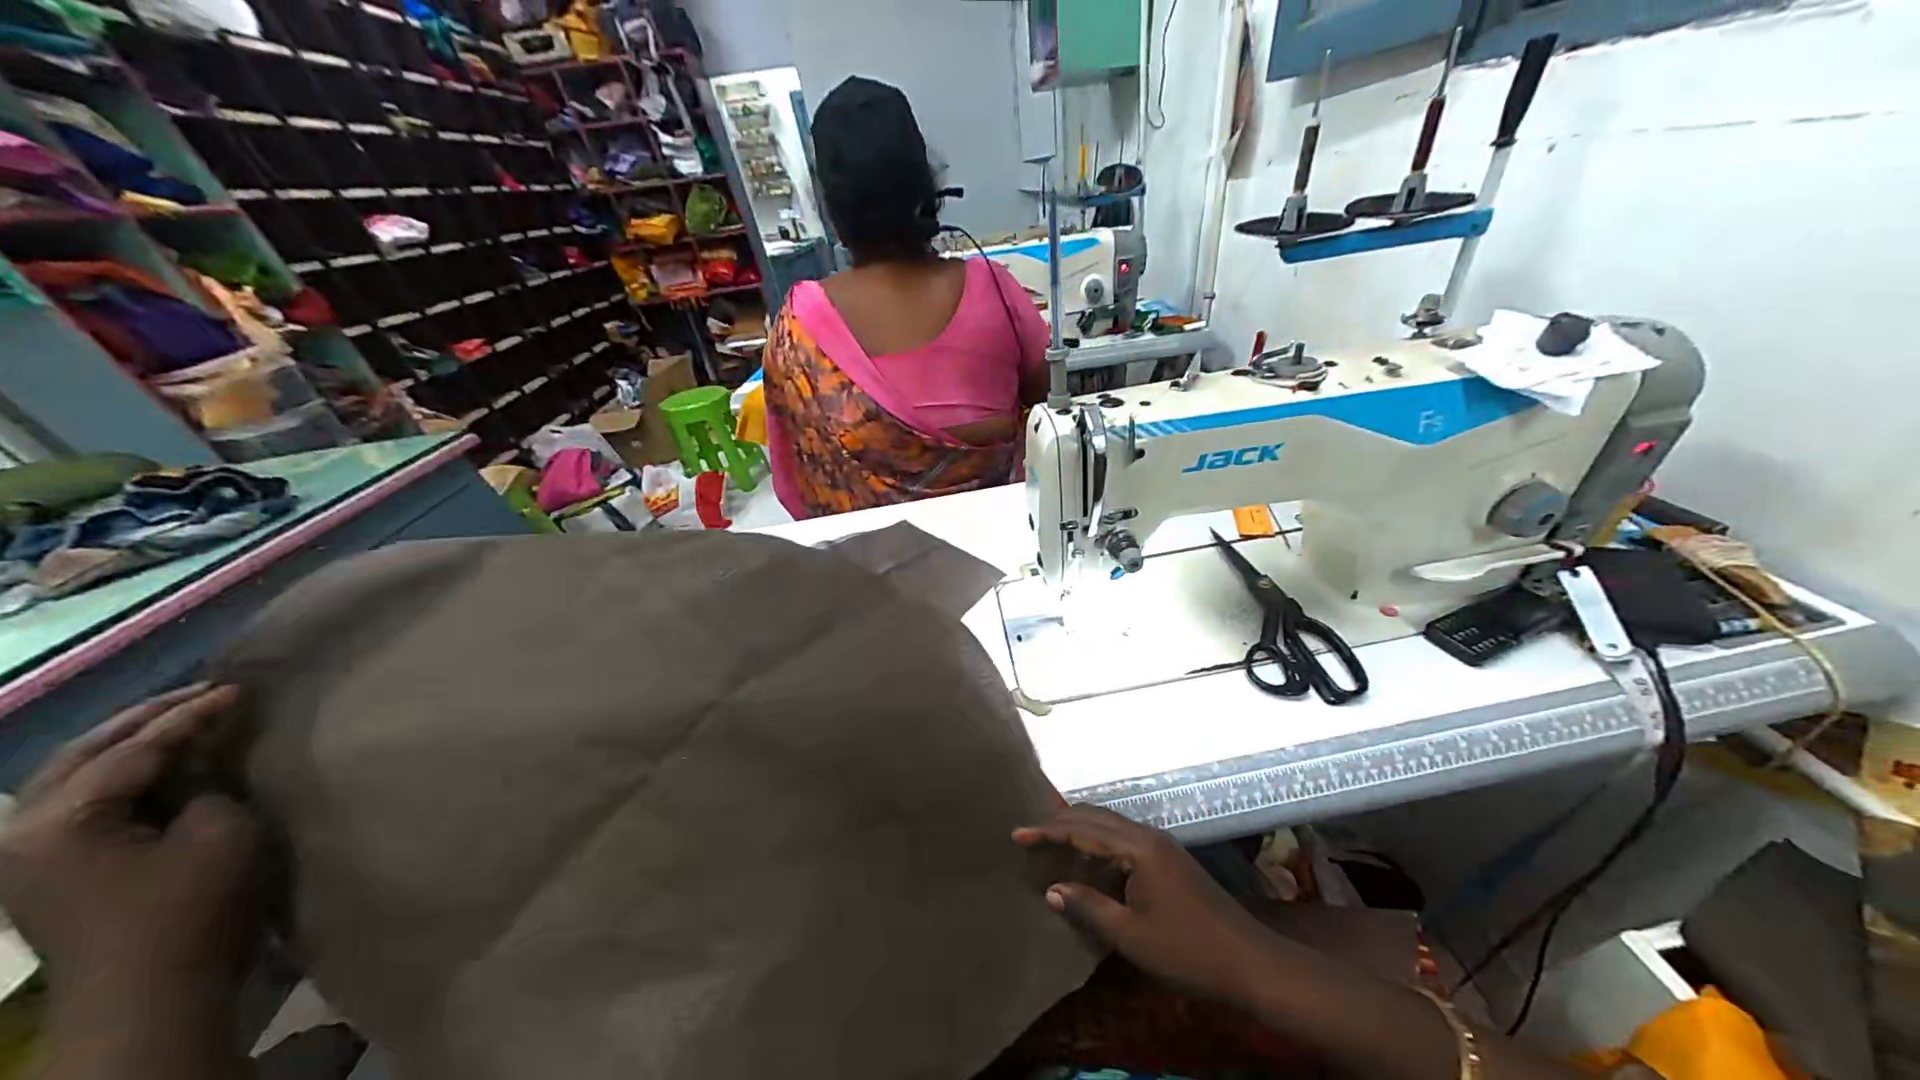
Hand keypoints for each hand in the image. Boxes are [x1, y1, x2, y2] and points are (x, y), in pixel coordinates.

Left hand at [0, 685, 259, 1022]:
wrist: (149, 996)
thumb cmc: (191, 909)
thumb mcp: (219, 833)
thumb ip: (204, 789)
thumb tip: (196, 775)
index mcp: (58, 823)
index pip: (134, 749)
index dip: (192, 715)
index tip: (239, 689)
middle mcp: (19, 832)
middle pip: (83, 754)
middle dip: (147, 718)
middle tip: (207, 692)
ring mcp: (22, 856)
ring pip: (72, 775)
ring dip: (128, 743)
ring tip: (184, 718)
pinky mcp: (42, 873)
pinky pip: (76, 801)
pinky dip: (118, 773)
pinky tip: (158, 765)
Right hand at [1012, 805, 1282, 1002]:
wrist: (1251, 963)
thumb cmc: (1189, 952)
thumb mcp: (1132, 936)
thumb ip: (1089, 907)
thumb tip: (1051, 889)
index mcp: (1138, 848)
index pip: (1083, 830)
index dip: (1048, 830)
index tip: (1016, 834)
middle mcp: (1148, 836)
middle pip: (1096, 817)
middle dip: (1060, 820)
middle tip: (1028, 831)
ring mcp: (1162, 845)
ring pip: (1111, 824)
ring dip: (1080, 827)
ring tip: (1050, 837)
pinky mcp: (1169, 859)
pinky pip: (1123, 837)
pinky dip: (1098, 839)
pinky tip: (1088, 856)